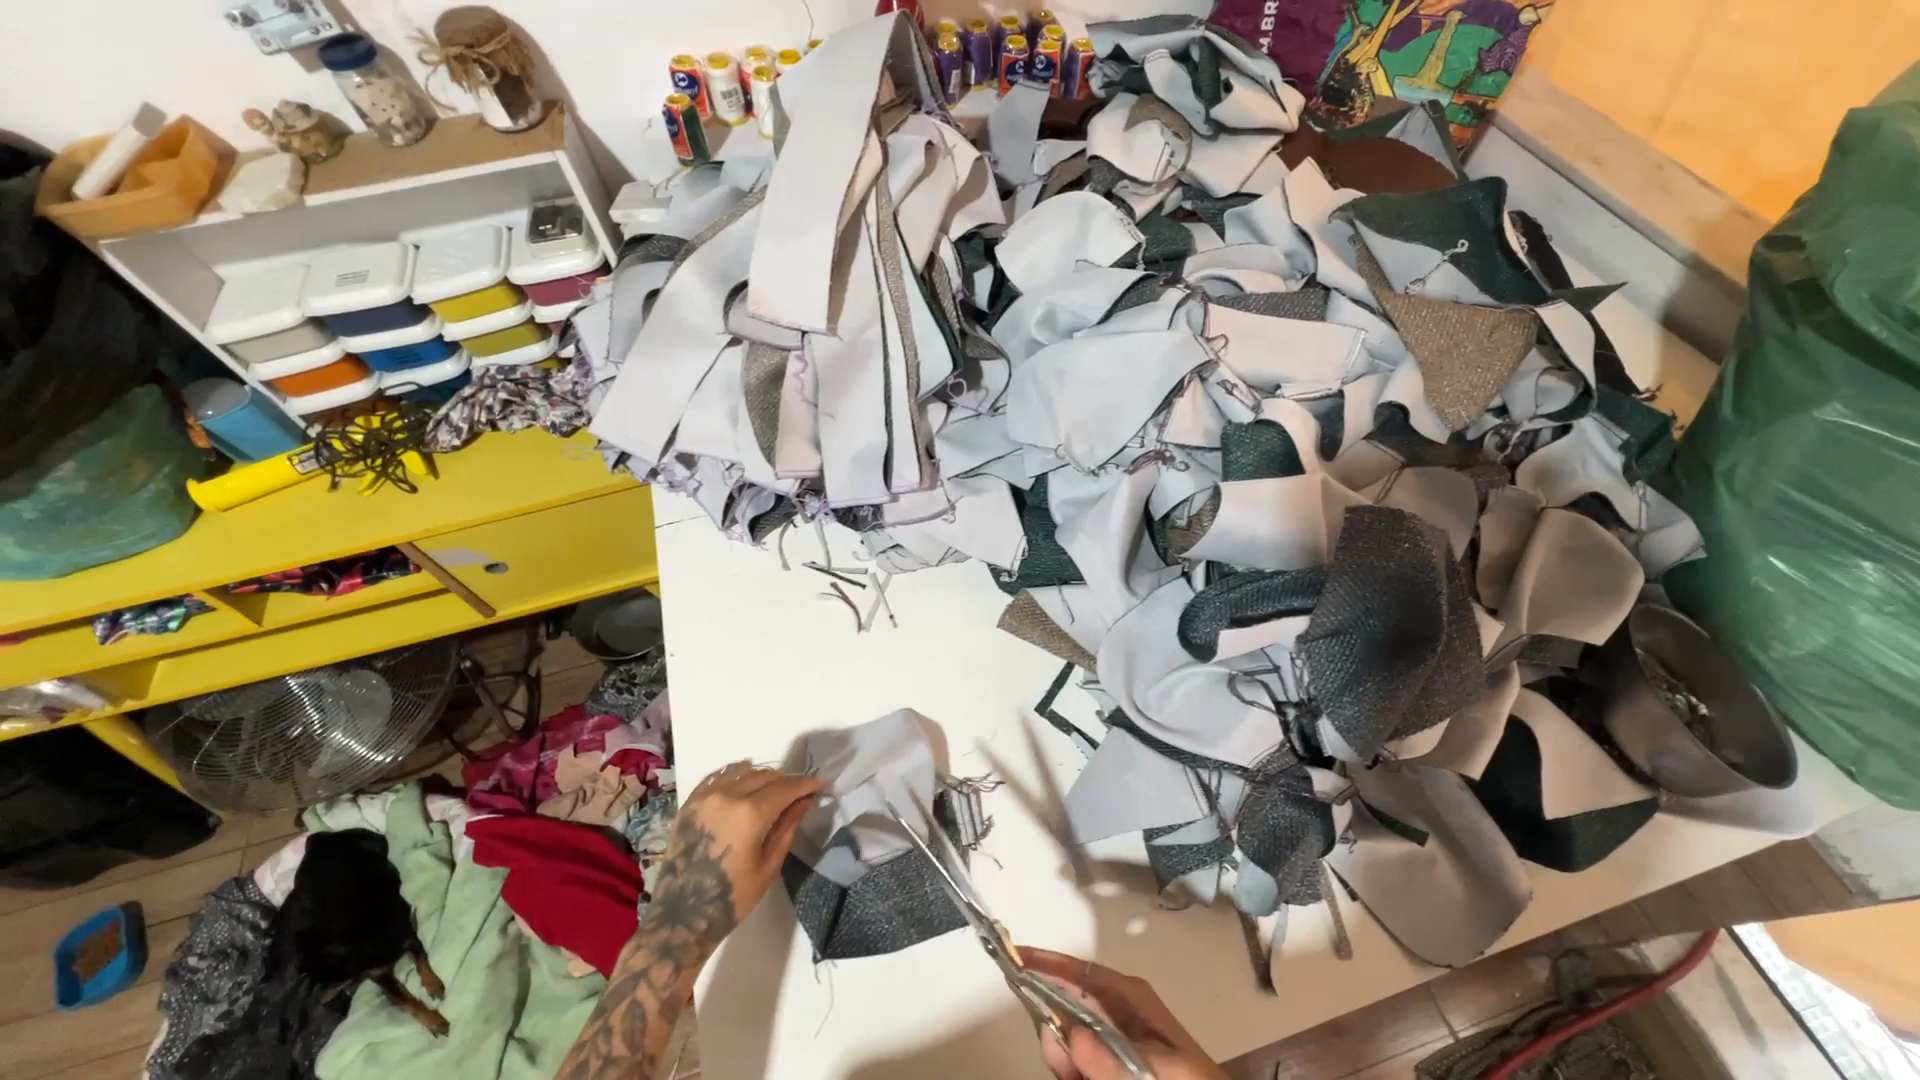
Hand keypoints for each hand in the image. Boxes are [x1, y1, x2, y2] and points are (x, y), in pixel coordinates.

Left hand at [649, 761, 824, 955]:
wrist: (682, 916)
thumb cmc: (733, 897)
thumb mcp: (769, 865)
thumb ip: (788, 826)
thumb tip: (805, 800)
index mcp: (750, 814)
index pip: (785, 788)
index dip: (805, 784)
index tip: (820, 783)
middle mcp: (727, 796)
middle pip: (765, 776)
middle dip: (786, 781)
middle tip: (799, 791)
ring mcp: (705, 797)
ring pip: (741, 772)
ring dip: (762, 776)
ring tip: (773, 789)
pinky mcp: (690, 803)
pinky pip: (716, 777)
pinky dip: (734, 774)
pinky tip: (743, 779)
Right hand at [1020, 948, 1228, 1079]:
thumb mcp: (1161, 1072)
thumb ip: (1114, 1060)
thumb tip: (1071, 1036)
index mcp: (1128, 996)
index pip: (1077, 970)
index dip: (1044, 963)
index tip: (1012, 960)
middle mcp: (1114, 1011)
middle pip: (1063, 1008)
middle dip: (1055, 1035)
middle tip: (1064, 1068)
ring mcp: (1109, 1040)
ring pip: (1066, 1042)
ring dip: (1065, 1063)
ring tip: (1078, 1078)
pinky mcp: (1108, 1063)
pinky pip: (1075, 1063)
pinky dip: (1072, 1073)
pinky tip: (1080, 1079)